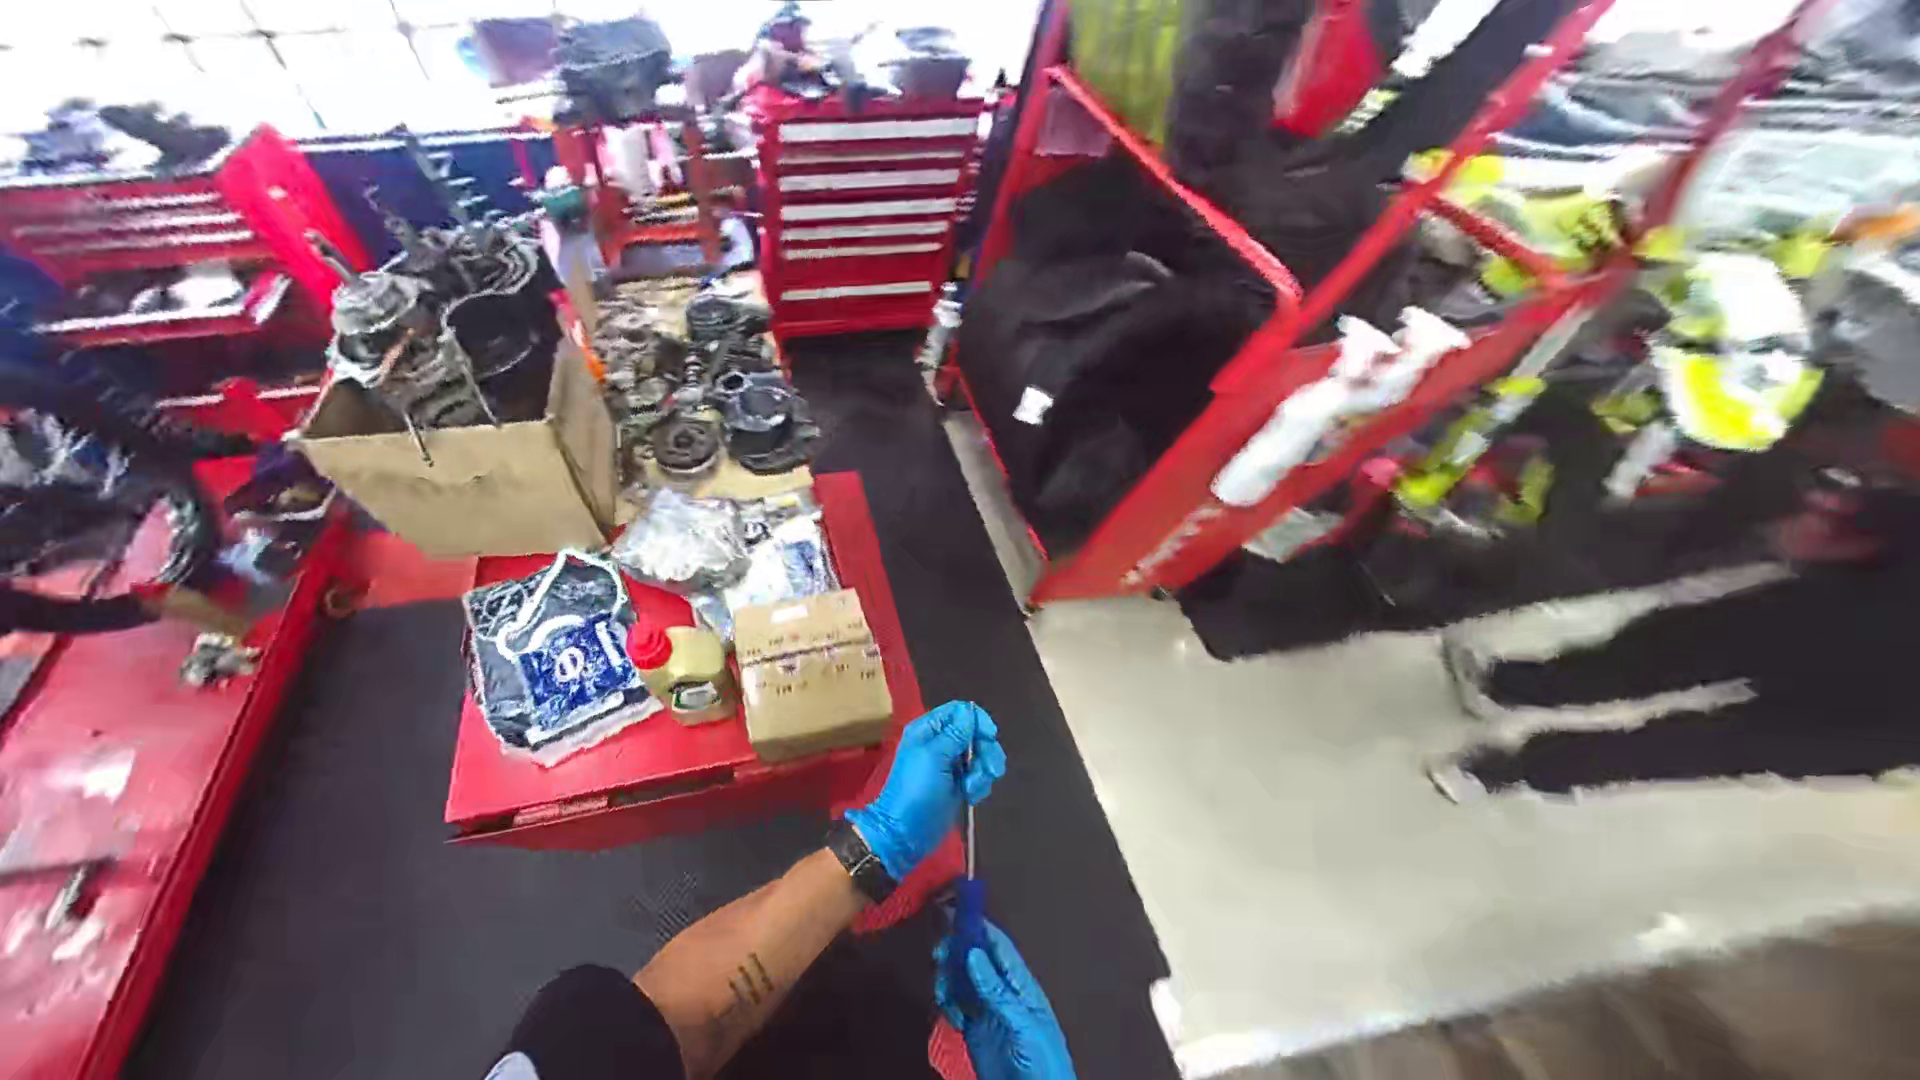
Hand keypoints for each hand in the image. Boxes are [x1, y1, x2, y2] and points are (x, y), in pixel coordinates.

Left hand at [844, 700, 1004, 879]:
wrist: (907, 833)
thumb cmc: (917, 789)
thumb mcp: (935, 757)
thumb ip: (955, 733)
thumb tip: (970, 711)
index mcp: (929, 729)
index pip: (960, 711)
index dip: (978, 721)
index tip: (989, 736)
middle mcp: (941, 742)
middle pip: (976, 733)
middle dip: (986, 750)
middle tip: (991, 769)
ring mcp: (951, 764)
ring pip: (981, 755)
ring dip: (983, 771)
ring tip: (972, 788)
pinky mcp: (959, 784)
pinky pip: (980, 776)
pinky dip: (979, 785)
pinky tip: (971, 797)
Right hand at [934, 920, 1075, 1079]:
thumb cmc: (1041, 1061)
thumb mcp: (1023, 1024)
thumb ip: (997, 990)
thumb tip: (973, 952)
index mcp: (1020, 982)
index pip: (998, 945)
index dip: (978, 926)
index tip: (955, 910)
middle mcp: (1001, 990)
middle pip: (975, 958)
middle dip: (956, 951)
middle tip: (939, 955)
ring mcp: (986, 1009)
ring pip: (961, 979)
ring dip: (948, 977)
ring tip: (944, 992)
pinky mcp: (974, 1030)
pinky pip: (956, 1004)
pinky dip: (948, 1003)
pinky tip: (952, 1016)